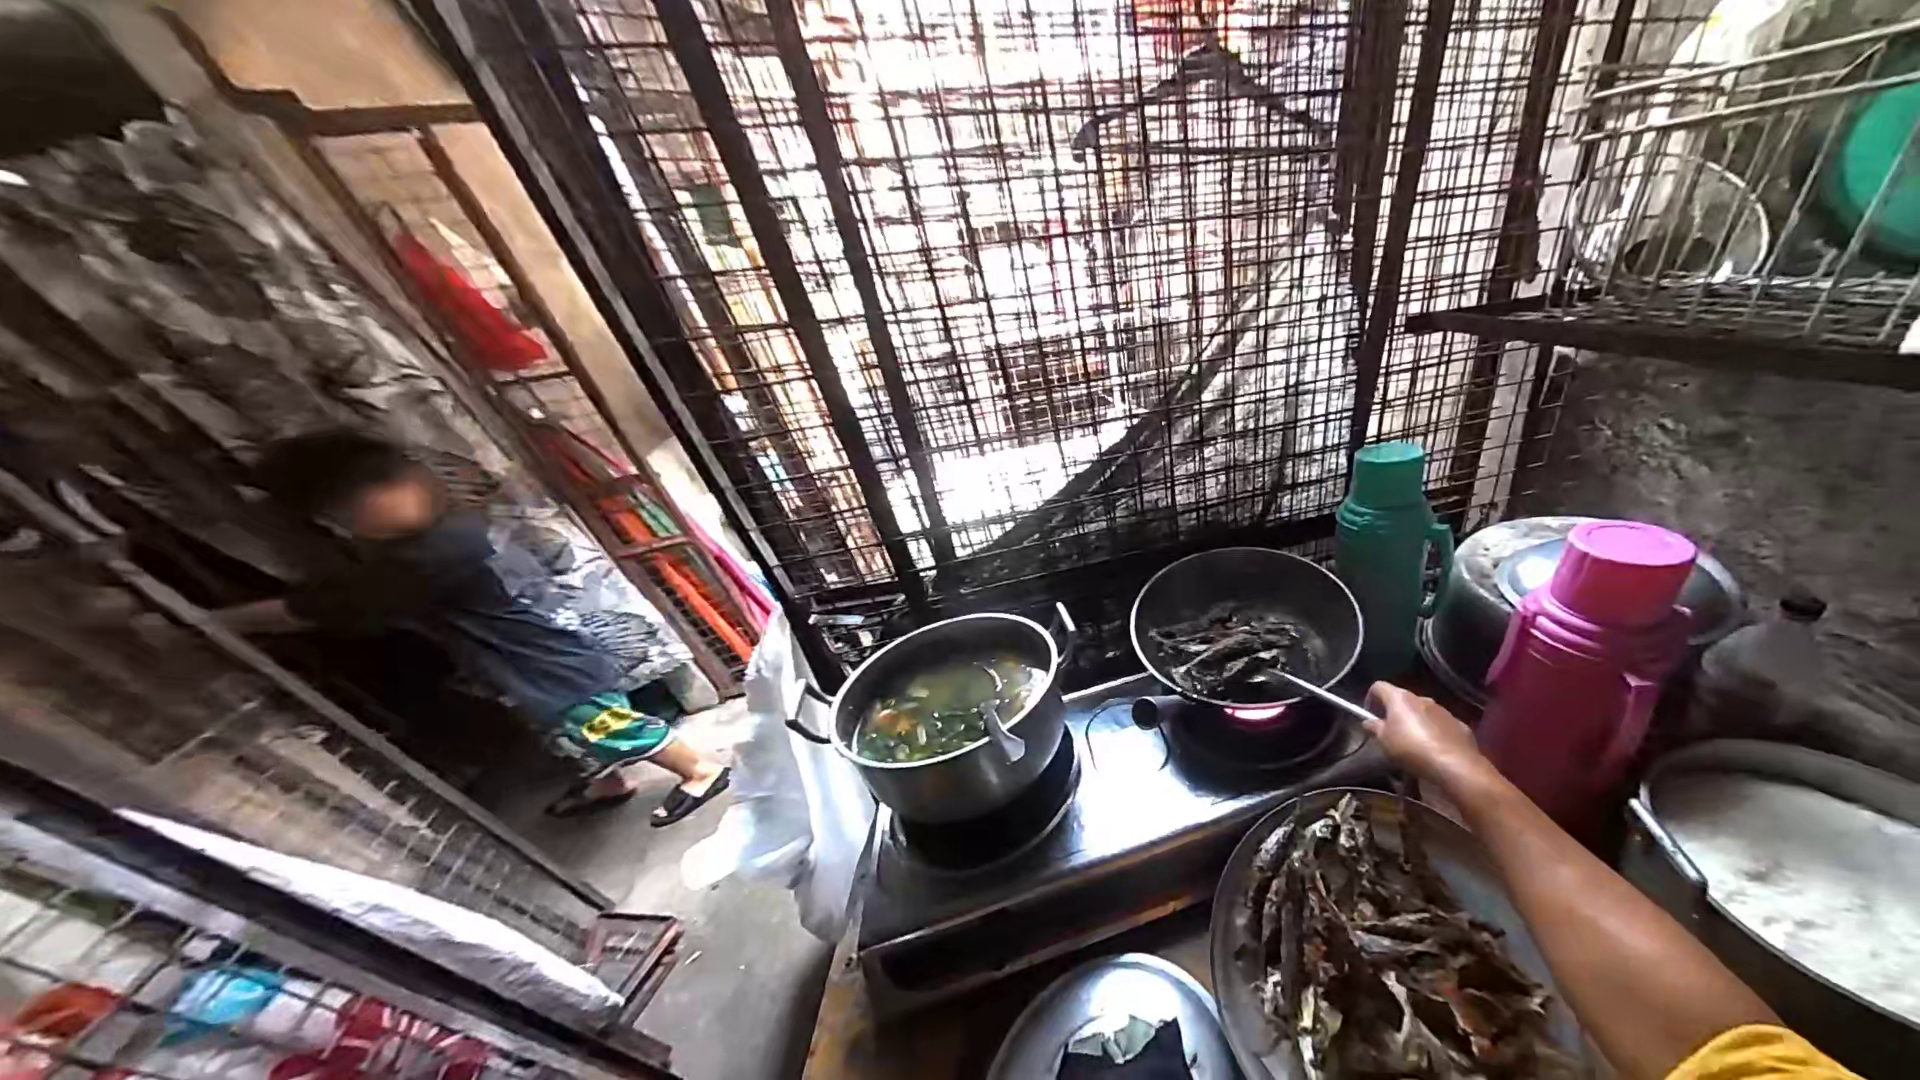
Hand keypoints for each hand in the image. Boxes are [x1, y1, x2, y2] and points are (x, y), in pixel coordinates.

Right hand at [1363, 681, 1487, 788]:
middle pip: (1403, 699)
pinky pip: (1442, 724)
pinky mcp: (1461, 726)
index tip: (1371, 715)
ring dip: (1416, 722)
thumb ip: (1374, 728)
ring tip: (1414, 742)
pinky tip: (1434, 749)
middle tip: (1391, 731)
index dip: (1371, 698)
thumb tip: (1369, 722)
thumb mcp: (1383, 741)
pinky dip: (1435, 732)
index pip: (1379, 686)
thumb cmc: (1411, 749)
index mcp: (1400, 698)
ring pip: (1424, 711)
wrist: (1456, 766)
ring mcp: (1444, 712)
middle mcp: (1423, 699)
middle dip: (1395, 712)